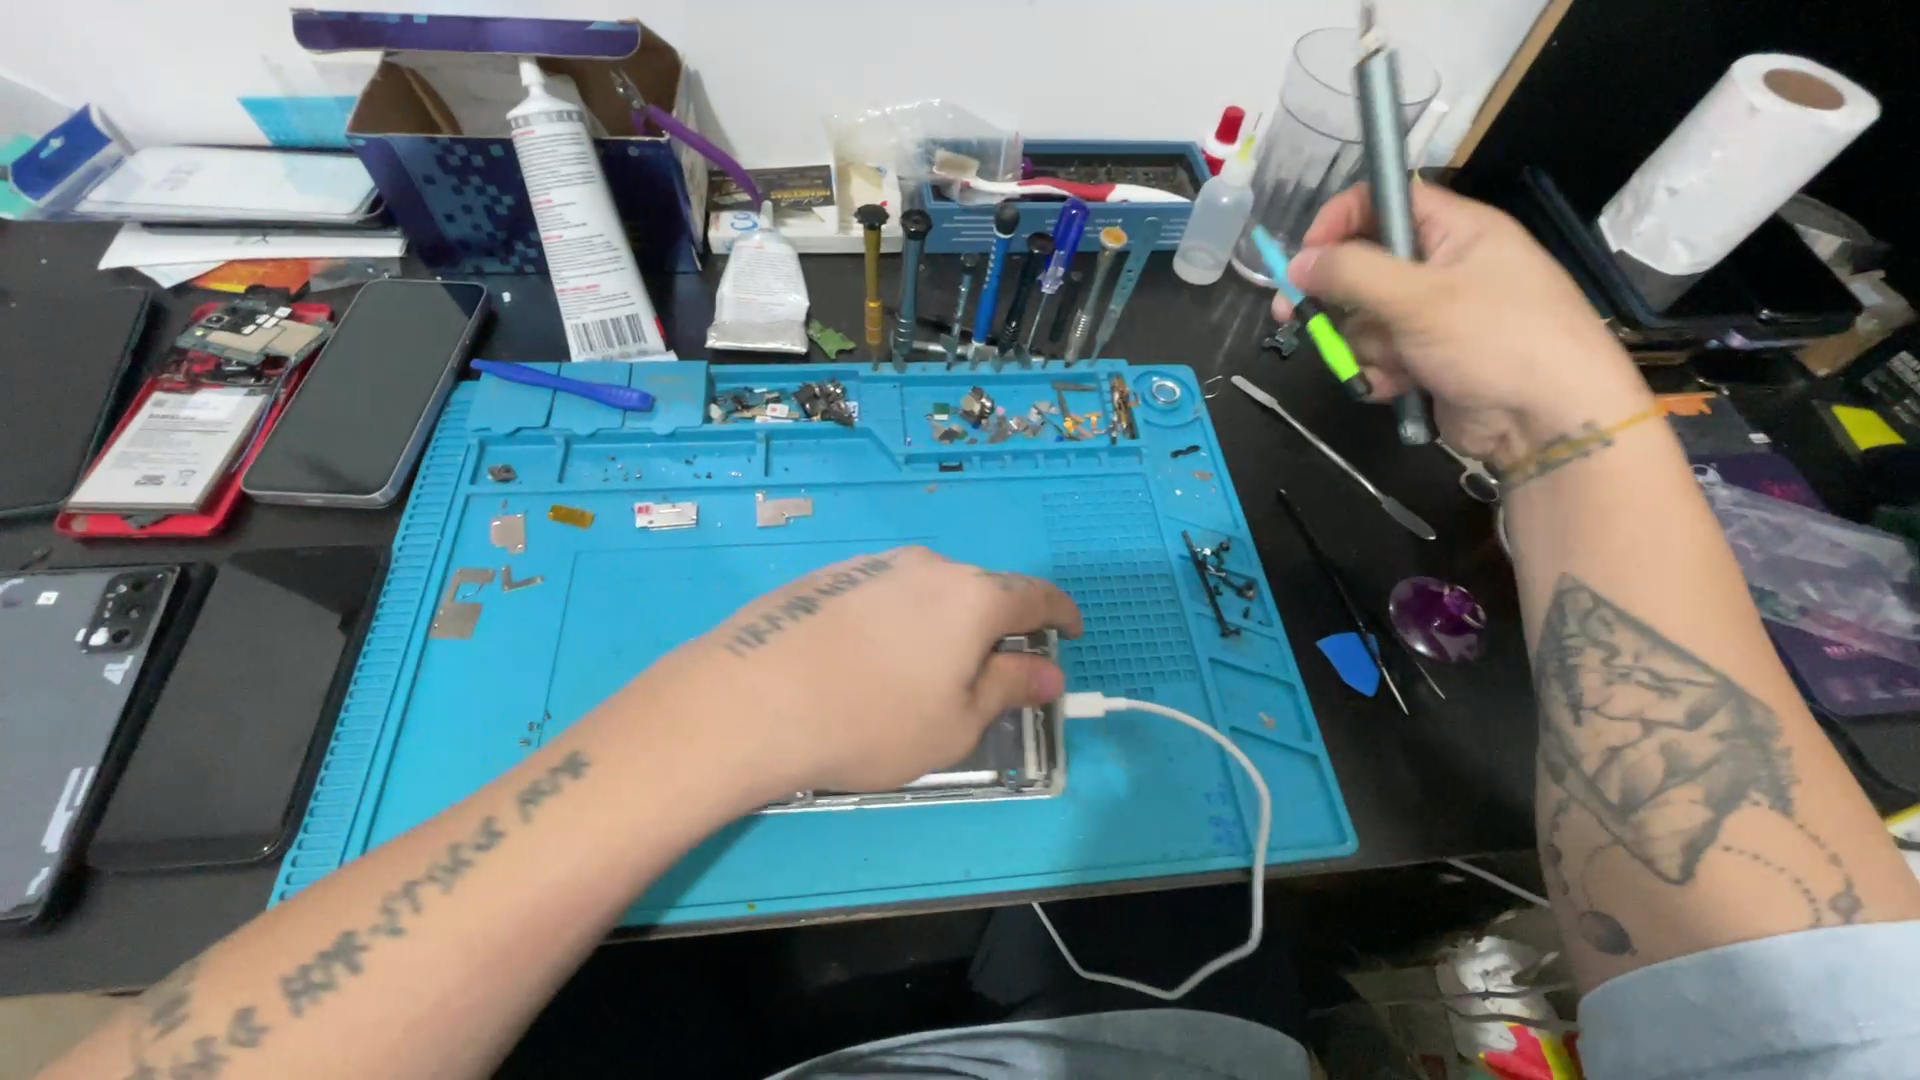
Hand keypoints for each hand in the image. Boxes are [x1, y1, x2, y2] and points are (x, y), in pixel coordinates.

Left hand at [634, 547, 1081, 798]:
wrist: (749, 701)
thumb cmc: (872, 722)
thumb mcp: (957, 722)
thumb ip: (1010, 687)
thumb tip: (1049, 671)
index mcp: (972, 597)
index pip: (1035, 595)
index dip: (1060, 614)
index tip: (1069, 631)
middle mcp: (925, 566)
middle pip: (979, 591)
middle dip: (994, 627)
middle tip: (989, 672)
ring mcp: (870, 566)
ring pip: (927, 592)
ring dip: (941, 625)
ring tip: (922, 672)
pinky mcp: (826, 577)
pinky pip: (882, 596)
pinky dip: (895, 623)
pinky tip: (867, 662)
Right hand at [1272, 183, 1649, 465]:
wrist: (1547, 420)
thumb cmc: (1496, 340)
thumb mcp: (1420, 298)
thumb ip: (1352, 274)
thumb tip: (1296, 263)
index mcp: (1455, 232)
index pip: (1384, 202)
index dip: (1339, 220)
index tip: (1304, 255)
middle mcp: (1442, 269)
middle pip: (1362, 268)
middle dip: (1333, 298)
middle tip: (1292, 316)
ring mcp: (1433, 318)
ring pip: (1363, 321)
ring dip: (1362, 346)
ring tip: (1387, 364)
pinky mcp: (1426, 359)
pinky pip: (1378, 357)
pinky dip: (1378, 374)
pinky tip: (1396, 387)